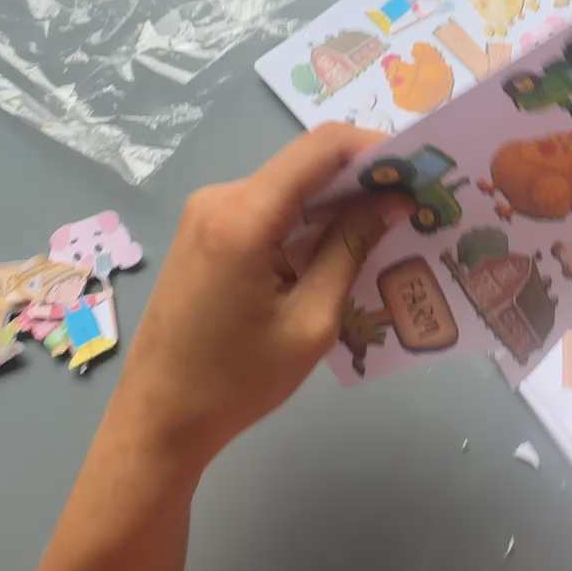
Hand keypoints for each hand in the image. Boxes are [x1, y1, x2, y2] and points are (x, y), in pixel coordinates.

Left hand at [108, 124, 409, 478]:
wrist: (154, 423)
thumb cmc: (235, 383)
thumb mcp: (311, 320)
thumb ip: (352, 248)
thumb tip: (395, 199)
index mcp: (243, 216)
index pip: (322, 146)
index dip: (375, 148)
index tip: (417, 171)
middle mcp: (222, 197)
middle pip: (308, 162)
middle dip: (364, 176)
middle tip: (412, 201)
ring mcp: (210, 211)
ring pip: (293, 183)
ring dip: (339, 199)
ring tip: (385, 226)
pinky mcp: (209, 229)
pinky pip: (272, 205)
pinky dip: (310, 216)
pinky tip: (339, 244)